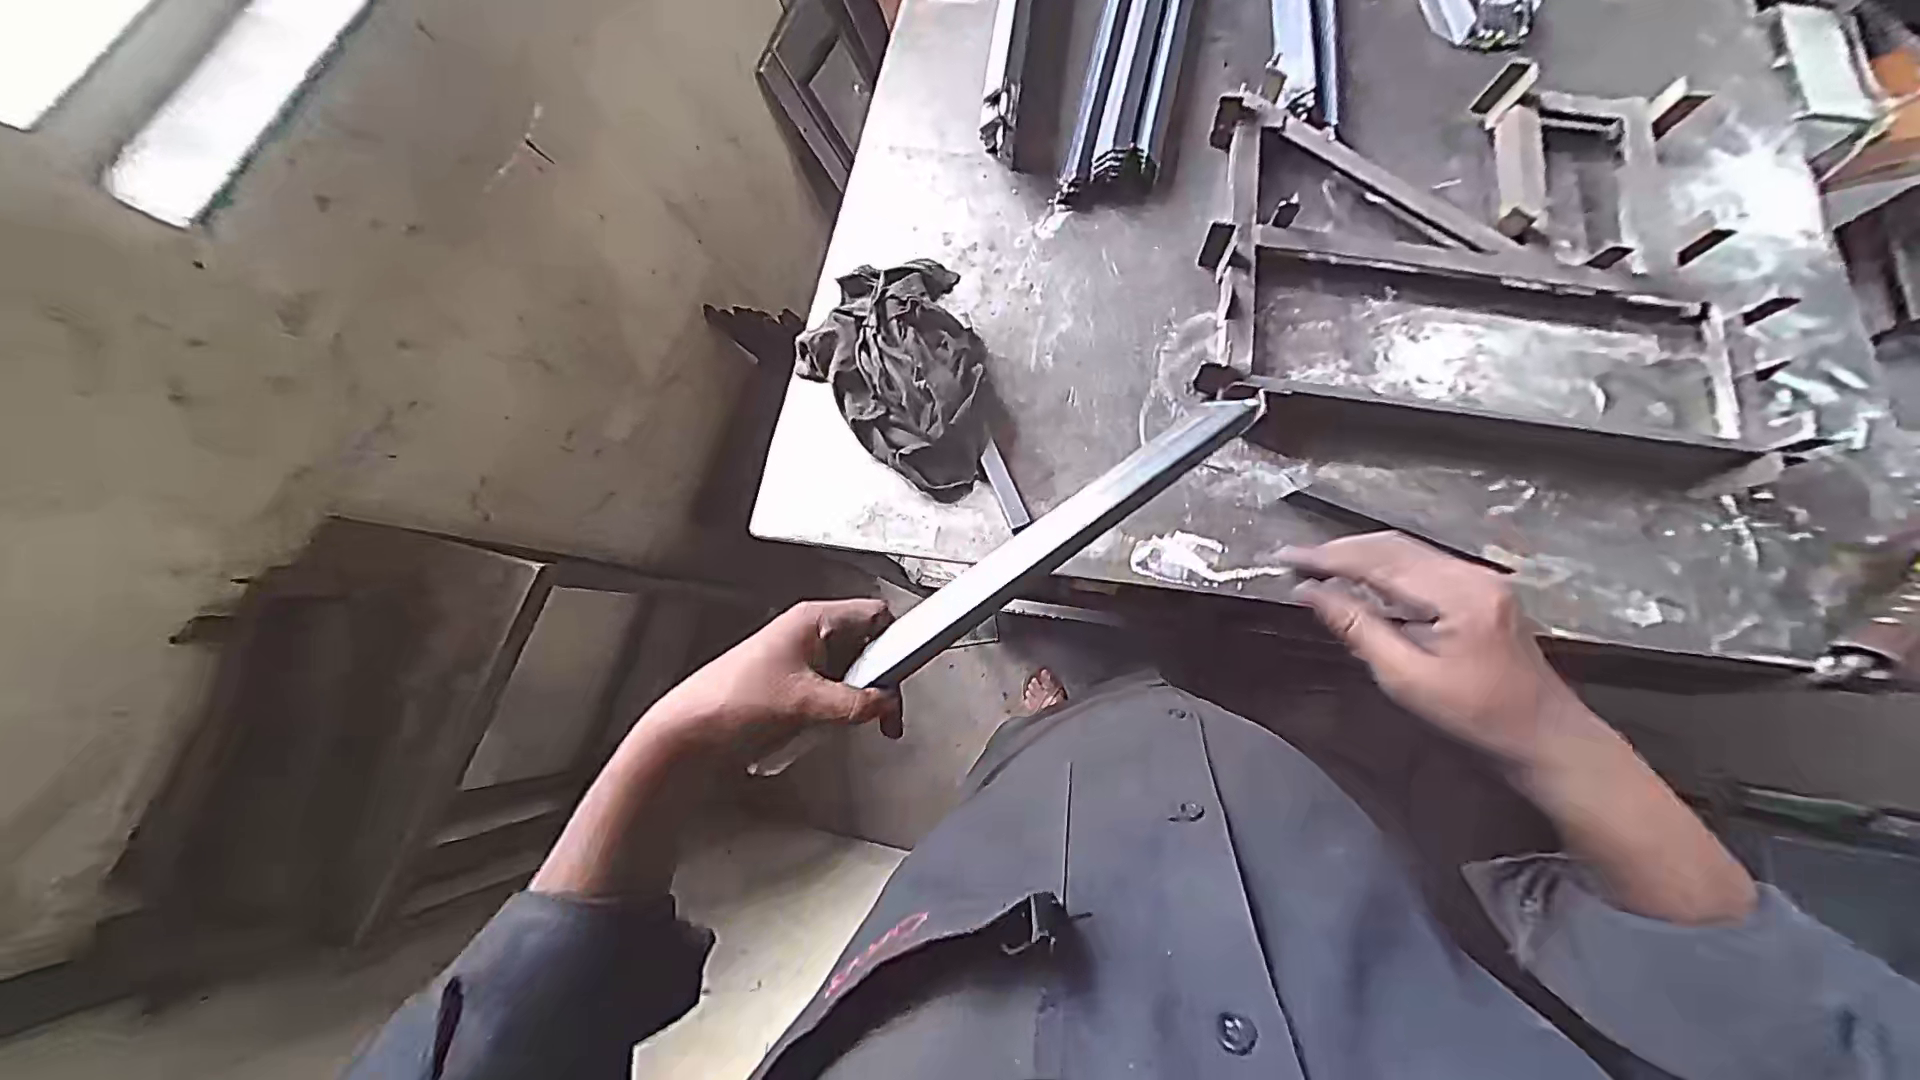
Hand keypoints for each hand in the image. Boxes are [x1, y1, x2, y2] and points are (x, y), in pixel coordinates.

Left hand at [643, 599, 902, 761]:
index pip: (875, 615)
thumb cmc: (728, 702)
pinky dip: (838, 712)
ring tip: (845, 723)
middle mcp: (809, 635)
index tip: (906, 668)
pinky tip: (824, 729)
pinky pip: (833, 693)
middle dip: (878, 681)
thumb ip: (856, 703)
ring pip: (852, 674)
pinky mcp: (794, 686)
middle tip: (882, 710)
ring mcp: (802, 661)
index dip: (896, 639)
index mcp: (813, 620)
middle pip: (868, 648)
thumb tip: (886, 703)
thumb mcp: (806, 702)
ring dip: (856, 701)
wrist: (687, 736)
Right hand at [1280, 532, 1596, 765]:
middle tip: (1292, 559)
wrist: (1547, 737)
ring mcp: (1479, 578)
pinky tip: (1355, 576)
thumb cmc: (1475, 716)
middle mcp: (1471, 575)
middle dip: (1336, 550)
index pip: (1377, 561)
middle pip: (1390, 546)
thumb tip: (1308, 592)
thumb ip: (1356, 627)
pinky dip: (1378, 564)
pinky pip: (1417, 563)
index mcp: (1458, 595)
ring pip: (1402, 550)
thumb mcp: (1404, 677)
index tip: (1285, 558)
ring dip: (1355, 554)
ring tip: (1314, 565)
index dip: (1325, 557)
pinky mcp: (1479, 588)